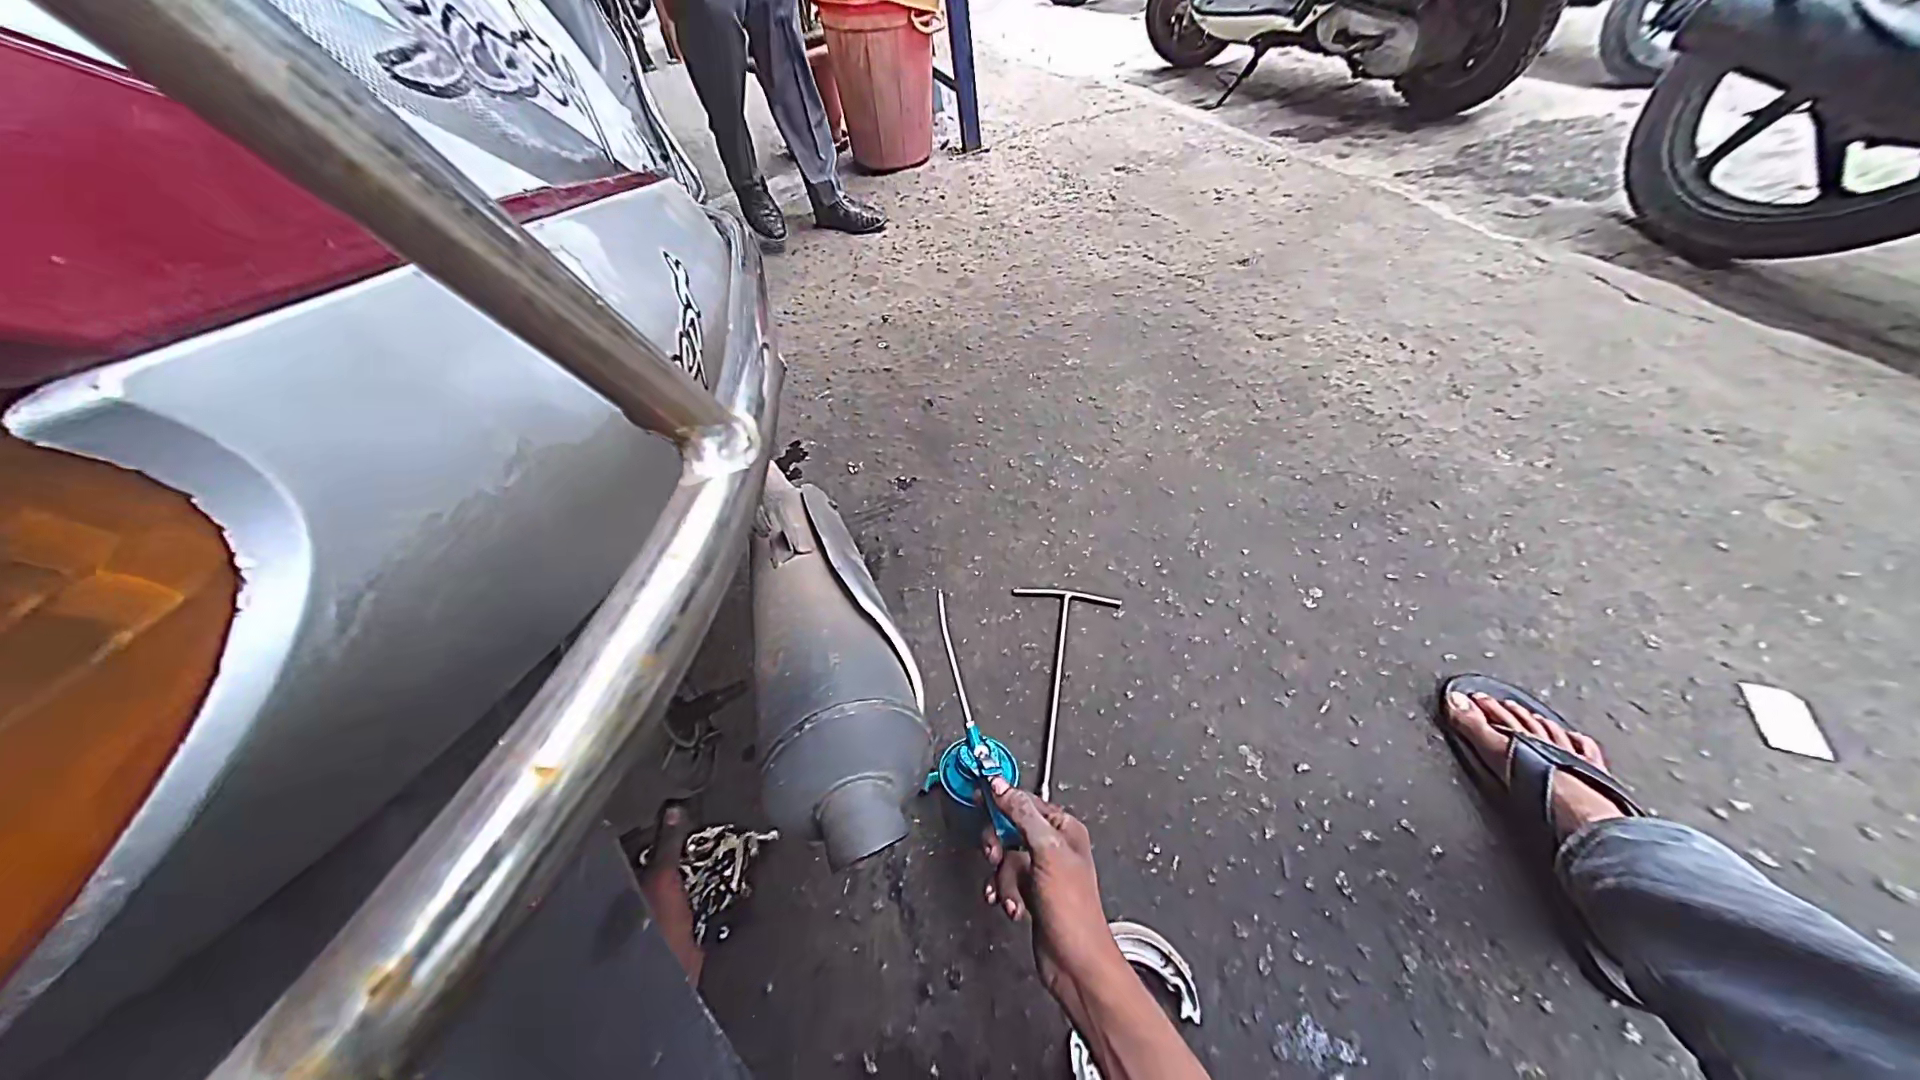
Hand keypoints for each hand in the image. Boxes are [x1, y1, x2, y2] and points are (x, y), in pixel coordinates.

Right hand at [981, 779, 1212, 1079]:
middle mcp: (1053, 846)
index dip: (1001, 797)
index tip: (980, 794)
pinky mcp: (1030, 891)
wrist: (1076, 964)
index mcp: (1063, 828)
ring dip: (1003, 878)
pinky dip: (1004, 892)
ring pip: (1004, 858)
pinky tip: (1013, 905)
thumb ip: (1022, 815)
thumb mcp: (1046, 852)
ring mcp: (1041, 870)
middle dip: (999, 846)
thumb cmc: (1075, 913)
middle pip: (1009, 828)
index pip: (1024, 800)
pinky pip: (1005, 880)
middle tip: (995, 854)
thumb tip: (1002, 787)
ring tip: (1013, 893)